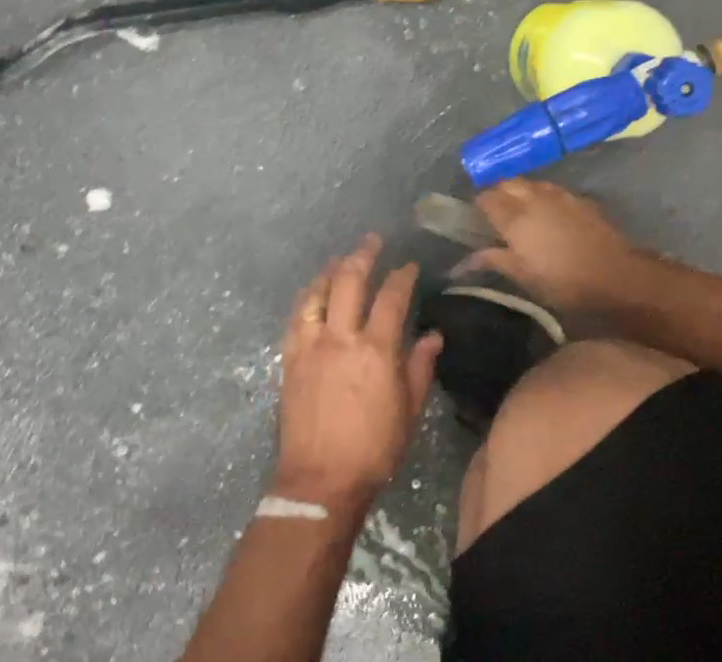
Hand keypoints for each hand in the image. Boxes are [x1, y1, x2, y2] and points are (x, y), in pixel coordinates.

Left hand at [274, 235, 442, 515]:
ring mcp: (311, 346)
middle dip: (363, 255)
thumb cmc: (374, 450)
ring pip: (318, 293)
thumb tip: (432, 335)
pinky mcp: (290, 360)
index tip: (410, 265)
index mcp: (376, 350)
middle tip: (373, 241)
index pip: (392, 297)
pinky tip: (313, 292)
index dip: (402, 276)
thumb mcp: (409, 411)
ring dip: (331, 270)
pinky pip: (296, 317)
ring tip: (340, 258)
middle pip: (350, 282)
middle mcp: (342, 338)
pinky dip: (307, 297)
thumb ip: (419, 367)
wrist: (320, 481)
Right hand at [456, 179, 642, 309]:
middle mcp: (534, 198)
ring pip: (530, 183)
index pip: (486, 198)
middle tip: (495, 213)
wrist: (615, 275)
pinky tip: (547, 213)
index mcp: (515, 218)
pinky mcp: (579, 198)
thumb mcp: (523, 276)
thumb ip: (493, 260)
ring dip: (520, 191)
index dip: (478, 205)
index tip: (476, 218)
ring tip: (520, 211)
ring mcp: (559, 195)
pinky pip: (551, 189)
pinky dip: (541, 195)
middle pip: (507, 183)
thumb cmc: (563, 282)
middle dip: (497, 193)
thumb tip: (463, 261)